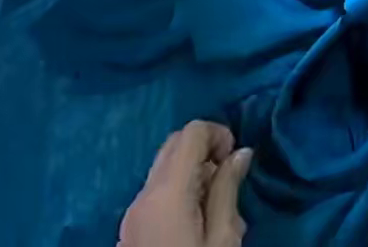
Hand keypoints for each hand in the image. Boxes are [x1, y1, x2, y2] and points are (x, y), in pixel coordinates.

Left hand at [119, 121, 253, 246]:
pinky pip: (157, 195)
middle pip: (174, 144)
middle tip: (227, 180)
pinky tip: (196, 225)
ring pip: (165, 169)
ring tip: (217, 208)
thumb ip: (227, 190)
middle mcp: (142, 196)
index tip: (236, 160)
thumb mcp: (222, 241)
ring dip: (193, 172)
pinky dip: (179, 192)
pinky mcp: (128, 235)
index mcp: (166, 193)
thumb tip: (240, 153)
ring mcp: (131, 217)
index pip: (191, 132)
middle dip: (205, 150)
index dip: (219, 134)